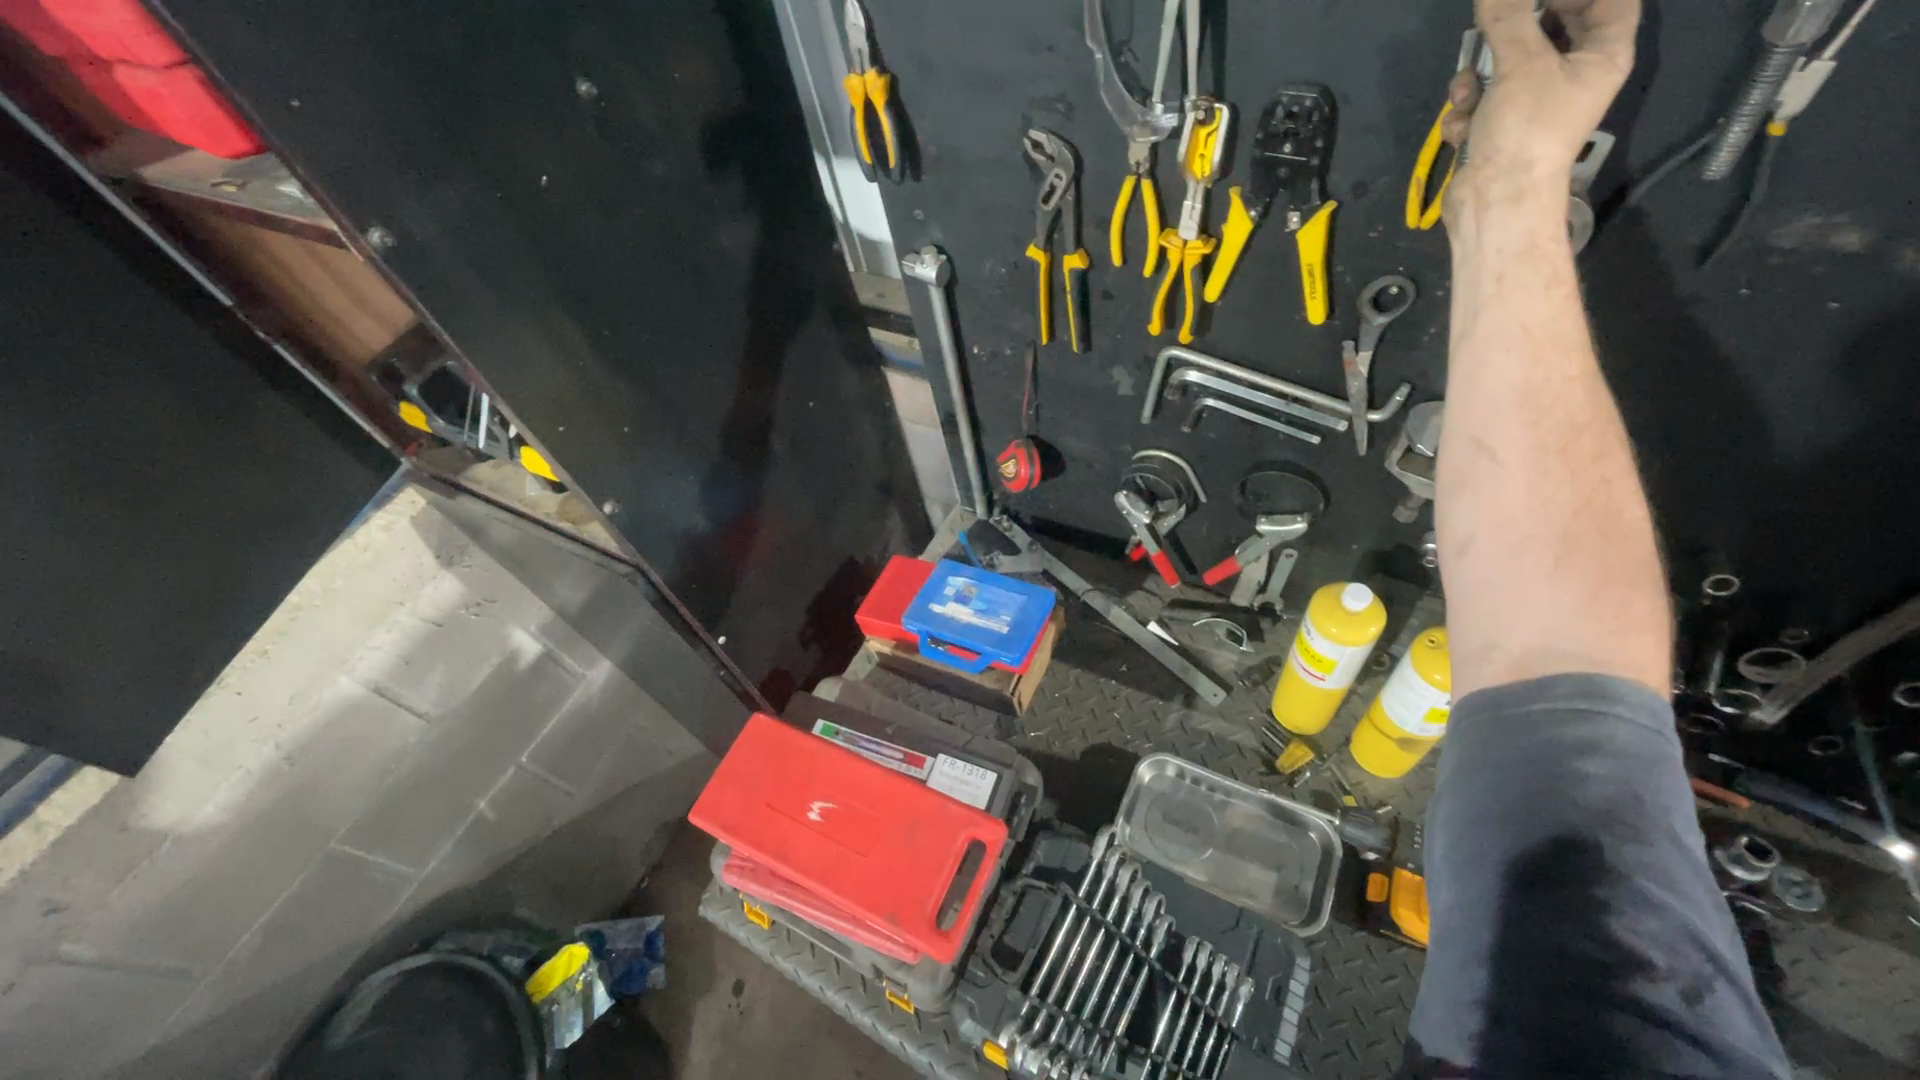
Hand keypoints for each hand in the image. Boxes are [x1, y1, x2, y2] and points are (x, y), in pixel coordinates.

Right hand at [1443, 0, 1638, 219]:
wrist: (1495, 199)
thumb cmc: (1527, 128)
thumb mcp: (1521, 63)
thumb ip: (1509, 17)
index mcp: (1602, 56)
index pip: (1609, 1)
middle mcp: (1573, 76)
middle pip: (1550, 31)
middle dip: (1513, 32)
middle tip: (1494, 22)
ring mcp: (1534, 103)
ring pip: (1505, 66)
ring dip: (1476, 78)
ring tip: (1467, 94)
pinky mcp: (1500, 127)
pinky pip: (1483, 101)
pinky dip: (1468, 111)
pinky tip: (1464, 128)